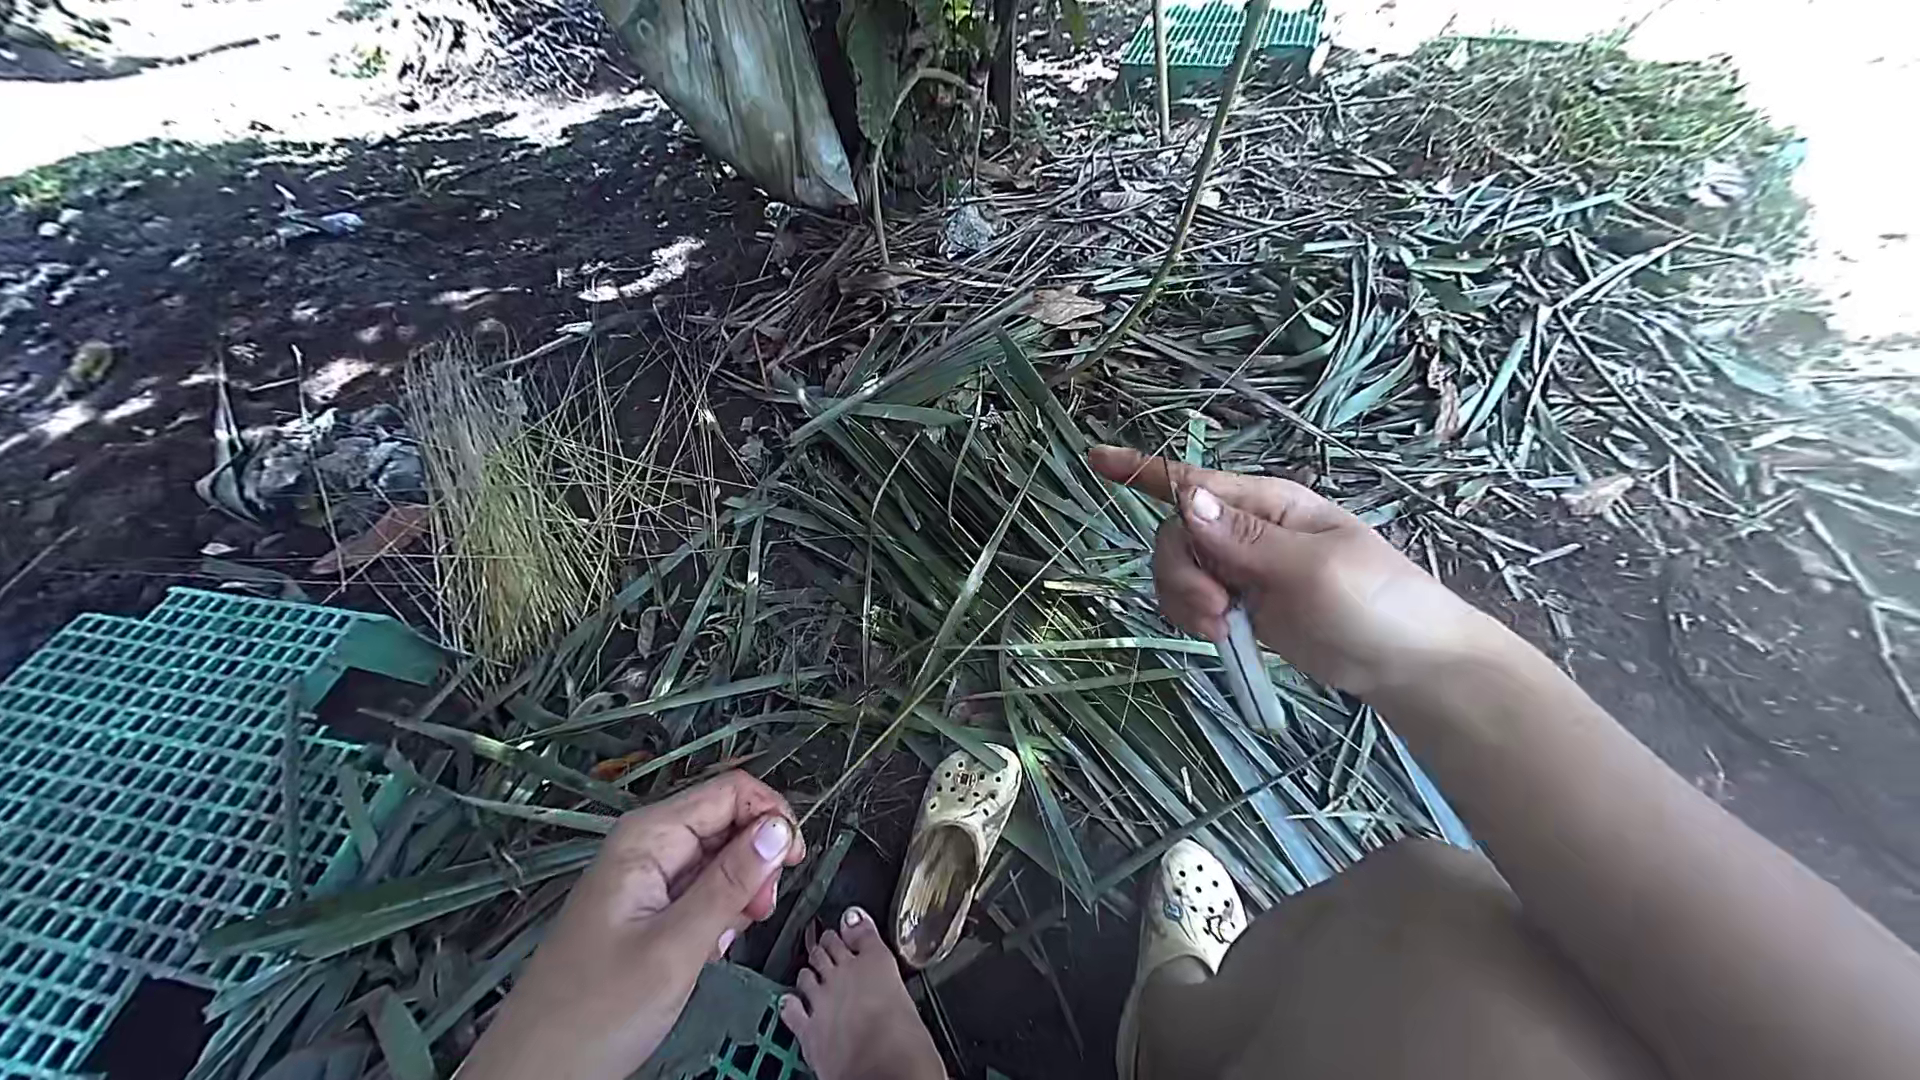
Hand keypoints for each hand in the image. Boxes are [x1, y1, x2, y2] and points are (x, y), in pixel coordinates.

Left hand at [457, 771, 805, 1079]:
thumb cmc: (597, 1014)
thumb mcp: (675, 947)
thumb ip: (732, 883)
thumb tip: (781, 828)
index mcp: (650, 835)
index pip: (732, 791)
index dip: (771, 815)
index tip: (793, 861)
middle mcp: (651, 842)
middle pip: (730, 821)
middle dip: (757, 859)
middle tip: (761, 909)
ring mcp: (650, 874)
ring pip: (722, 856)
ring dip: (742, 889)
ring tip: (732, 935)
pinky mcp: (651, 905)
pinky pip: (705, 887)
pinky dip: (721, 910)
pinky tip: (712, 945)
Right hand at [1089, 445, 1499, 695]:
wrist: (1405, 665)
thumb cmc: (1377, 602)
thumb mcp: (1315, 567)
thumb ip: (1246, 538)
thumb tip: (1187, 500)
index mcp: (1267, 504)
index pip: (1193, 482)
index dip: (1142, 471)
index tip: (1095, 460)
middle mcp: (1244, 528)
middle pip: (1175, 535)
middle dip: (1181, 574)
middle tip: (1213, 612)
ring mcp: (1237, 566)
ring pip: (1176, 569)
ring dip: (1184, 599)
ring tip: (1221, 628)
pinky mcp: (1234, 601)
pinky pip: (1187, 598)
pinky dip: (1190, 616)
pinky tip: (1219, 633)